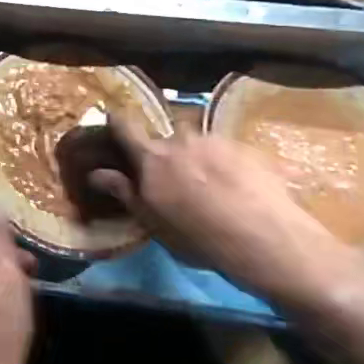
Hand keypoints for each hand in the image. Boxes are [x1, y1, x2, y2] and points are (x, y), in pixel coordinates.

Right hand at [85, 118, 354, 303]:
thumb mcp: (153, 222)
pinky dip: (228, 166)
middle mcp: (181, 139)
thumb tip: (95, 173)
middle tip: (176, 181)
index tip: (113, 125)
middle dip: (167, 154)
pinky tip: (240, 191)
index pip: (123, 126)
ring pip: (198, 144)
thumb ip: (124, 192)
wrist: (267, 240)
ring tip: (213, 188)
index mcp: (151, 157)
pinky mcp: (249, 149)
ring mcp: (217, 141)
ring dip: (199, 159)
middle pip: (166, 138)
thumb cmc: (198, 236)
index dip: (116, 123)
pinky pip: (228, 152)